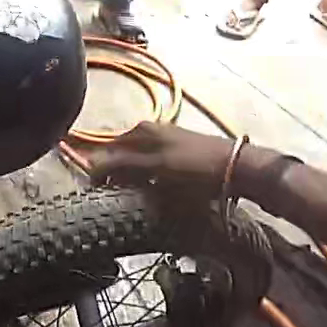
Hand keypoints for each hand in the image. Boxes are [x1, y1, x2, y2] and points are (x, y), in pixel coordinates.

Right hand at [91, 122, 292, 206]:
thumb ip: (123, 164)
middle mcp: (148, 130)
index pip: (108, 151)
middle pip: (120, 153)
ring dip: (127, 176)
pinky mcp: (175, 151)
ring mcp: (163, 139)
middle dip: (111, 173)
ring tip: (126, 195)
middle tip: (108, 196)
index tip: (94, 193)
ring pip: (134, 158)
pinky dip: (142, 175)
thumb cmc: (195, 168)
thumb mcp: (156, 166)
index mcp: (141, 131)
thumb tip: (91, 166)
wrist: (235, 167)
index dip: (98, 172)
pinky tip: (147, 188)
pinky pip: (148, 163)